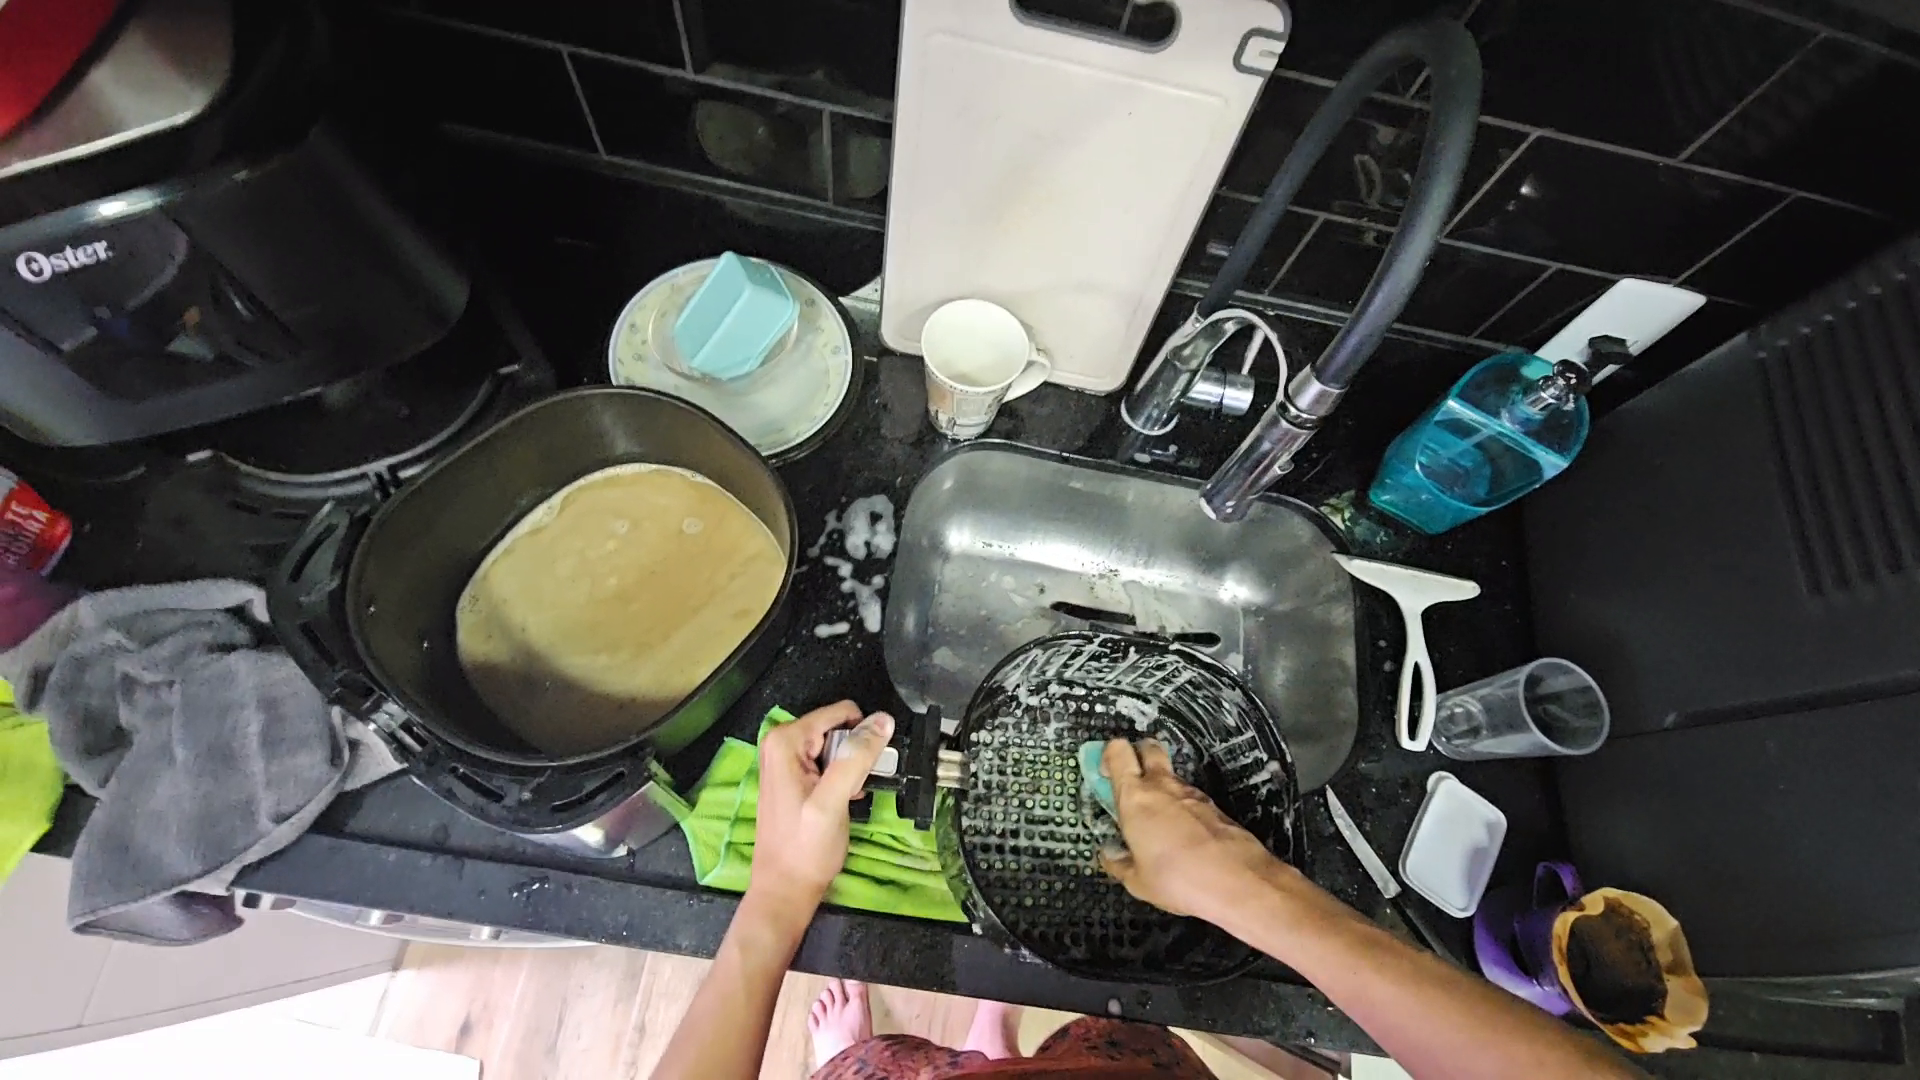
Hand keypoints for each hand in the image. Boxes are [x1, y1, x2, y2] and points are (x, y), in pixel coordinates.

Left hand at [749, 701, 895, 910]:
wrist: (785, 889)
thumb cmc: (806, 849)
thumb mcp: (833, 801)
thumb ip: (857, 757)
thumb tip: (883, 720)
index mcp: (785, 740)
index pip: (841, 714)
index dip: (860, 739)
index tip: (858, 774)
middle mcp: (780, 741)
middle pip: (838, 728)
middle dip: (852, 756)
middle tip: (847, 791)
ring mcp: (785, 758)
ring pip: (837, 745)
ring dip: (848, 770)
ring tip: (842, 799)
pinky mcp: (792, 774)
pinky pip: (828, 760)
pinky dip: (839, 778)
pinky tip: (837, 802)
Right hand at [1098, 738, 1290, 922]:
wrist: (1238, 880)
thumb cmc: (1177, 878)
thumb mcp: (1138, 881)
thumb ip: (1119, 863)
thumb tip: (1109, 854)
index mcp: (1134, 796)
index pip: (1118, 751)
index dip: (1108, 755)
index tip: (1105, 774)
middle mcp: (1161, 785)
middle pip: (1148, 747)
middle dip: (1138, 755)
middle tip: (1132, 783)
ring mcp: (1190, 792)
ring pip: (1170, 775)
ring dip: (1161, 787)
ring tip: (1159, 822)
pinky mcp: (1213, 805)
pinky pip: (1188, 797)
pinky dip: (1181, 807)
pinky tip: (1184, 836)